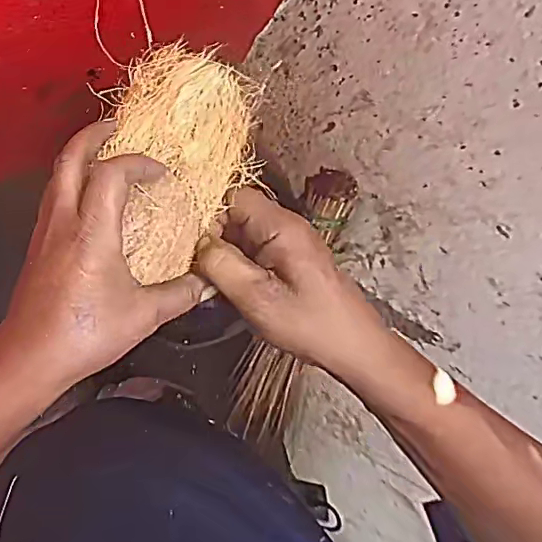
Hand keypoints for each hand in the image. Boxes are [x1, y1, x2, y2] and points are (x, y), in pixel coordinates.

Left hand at [0, 121, 210, 392]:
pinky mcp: (38, 244)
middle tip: (117, 127)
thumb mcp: (143, 315)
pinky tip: (87, 200)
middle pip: (71, 157)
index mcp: (91, 231)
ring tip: (103, 155)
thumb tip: (203, 284)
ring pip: (57, 175)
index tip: (159, 173)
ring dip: (80, 156)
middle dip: (94, 134)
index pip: (112, 173)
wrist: (30, 355)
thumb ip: (179, 294)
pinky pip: (53, 196)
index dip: (139, 163)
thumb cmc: (80, 335)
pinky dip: (71, 182)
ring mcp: (45, 231)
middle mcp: (63, 221)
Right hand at [194, 187, 398, 383]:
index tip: (188, 240)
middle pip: (233, 212)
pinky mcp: (286, 259)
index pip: (232, 195)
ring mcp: (286, 242)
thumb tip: (196, 243)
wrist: (353, 346)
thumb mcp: (257, 297)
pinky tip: (225, 287)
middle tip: (192, 264)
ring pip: (239, 232)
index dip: (205, 212)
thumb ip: (222, 265)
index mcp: (280, 226)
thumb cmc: (311, 324)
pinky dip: (233, 264)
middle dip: (209, 234)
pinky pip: (250, 250)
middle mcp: (284, 226)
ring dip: (220, 252)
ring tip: (205, 278)